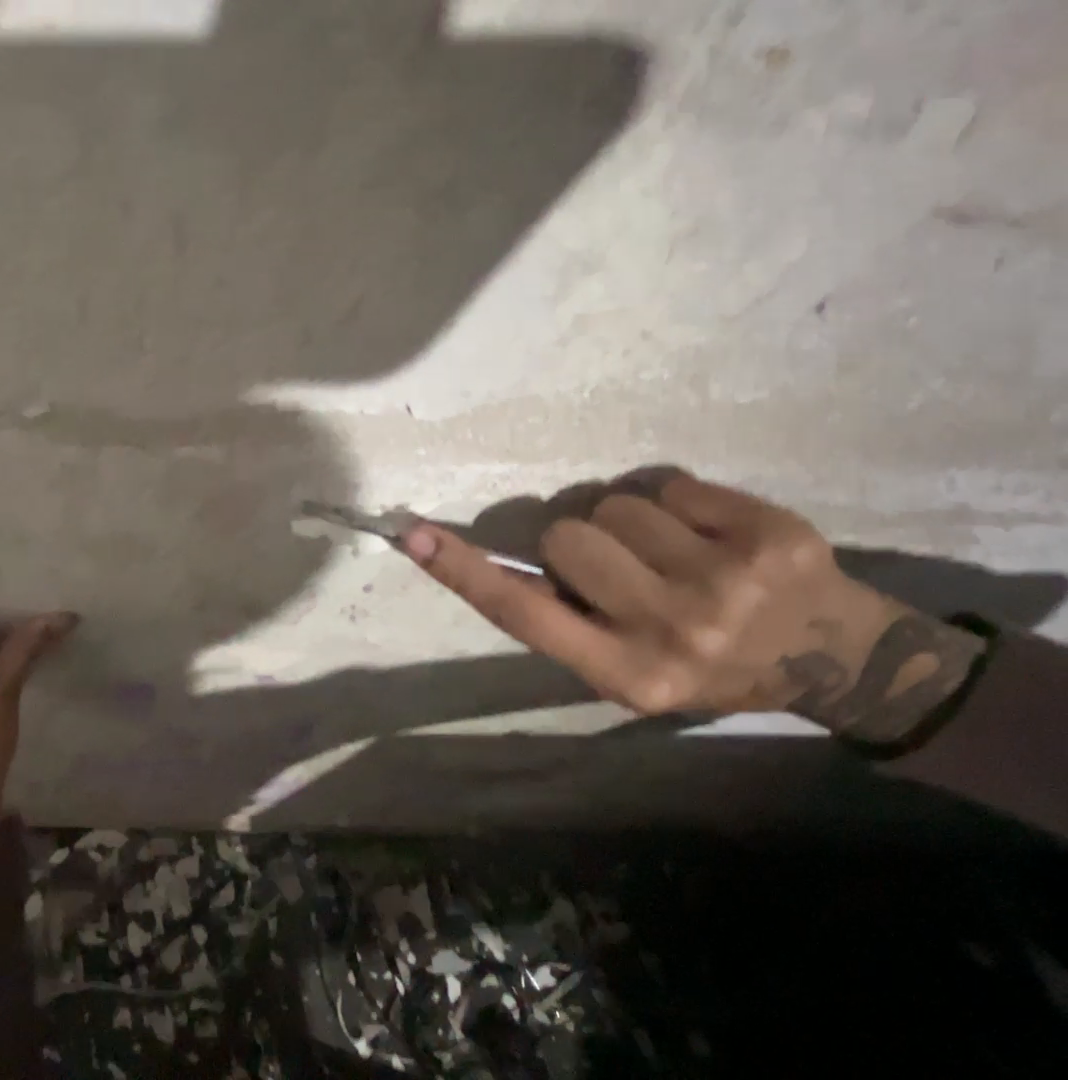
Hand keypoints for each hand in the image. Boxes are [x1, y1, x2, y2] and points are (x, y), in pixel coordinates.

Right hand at [400, 470, 986, 743]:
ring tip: (668, 551)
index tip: (415, 536)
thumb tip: (513, 556)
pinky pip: (670, 484)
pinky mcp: (768, 533)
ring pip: (613, 505)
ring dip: (626, 520)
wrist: (836, 659)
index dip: (463, 572)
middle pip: (565, 537)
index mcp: (626, 672)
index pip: (524, 614)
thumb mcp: (628, 672)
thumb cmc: (708, 669)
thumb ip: (567, 623)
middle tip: (617, 566)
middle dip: (577, 541)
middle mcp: (671, 629)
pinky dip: (674, 502)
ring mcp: (727, 580)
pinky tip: (705, 533)